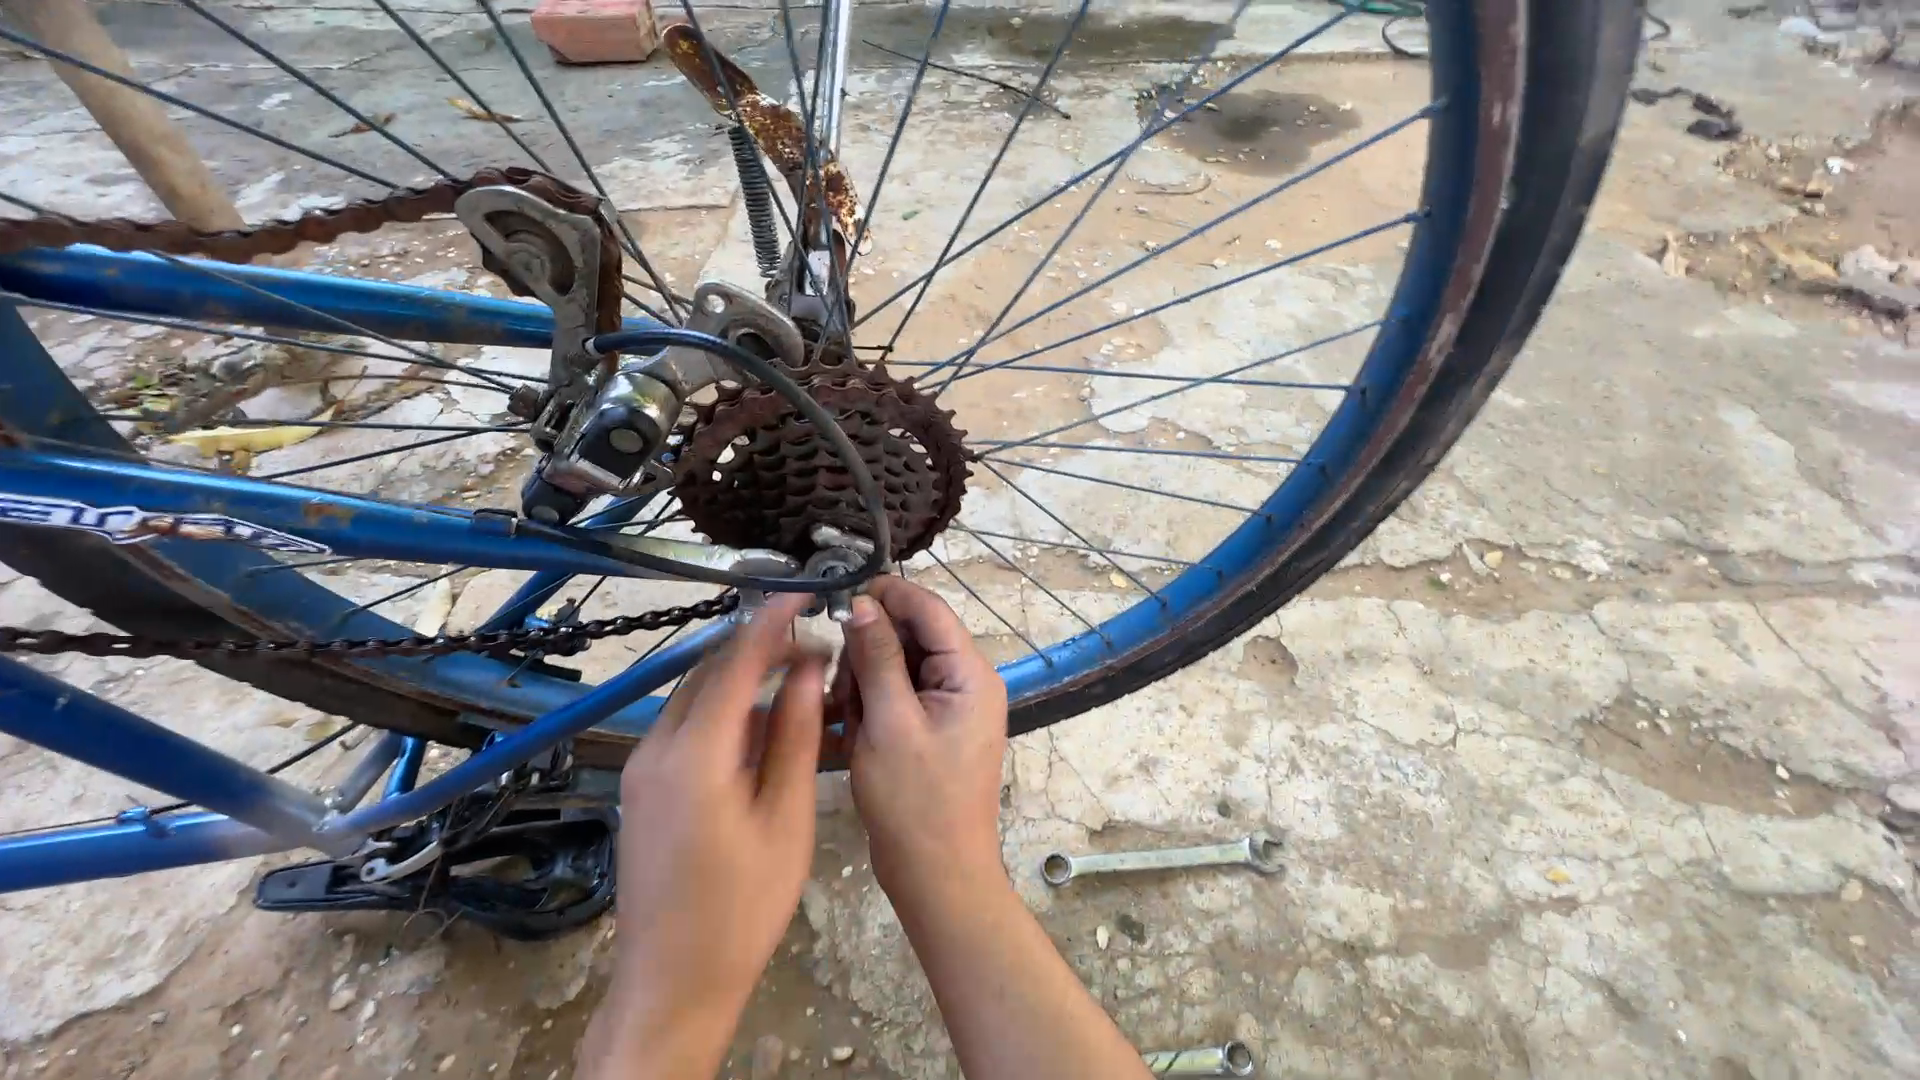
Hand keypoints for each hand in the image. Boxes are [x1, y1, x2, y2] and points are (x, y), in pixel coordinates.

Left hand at [582, 593, 824, 1079]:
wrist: (673, 980)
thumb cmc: (743, 906)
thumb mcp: (785, 818)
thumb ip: (793, 736)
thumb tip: (807, 670)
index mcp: (694, 754)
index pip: (734, 664)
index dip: (769, 623)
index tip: (801, 593)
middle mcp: (656, 749)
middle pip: (708, 674)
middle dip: (757, 648)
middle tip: (809, 640)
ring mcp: (642, 769)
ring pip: (694, 699)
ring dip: (740, 680)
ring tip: (792, 677)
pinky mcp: (641, 788)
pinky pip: (684, 728)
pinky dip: (722, 712)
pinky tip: (758, 726)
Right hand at [830, 576, 1008, 906]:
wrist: (936, 874)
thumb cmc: (915, 801)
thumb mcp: (889, 722)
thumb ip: (877, 657)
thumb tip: (863, 602)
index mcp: (970, 674)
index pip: (930, 610)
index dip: (888, 595)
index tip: (841, 595)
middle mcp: (966, 682)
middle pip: (911, 636)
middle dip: (870, 653)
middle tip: (841, 689)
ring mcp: (949, 706)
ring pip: (898, 665)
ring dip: (865, 683)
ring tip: (847, 720)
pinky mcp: (931, 727)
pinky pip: (897, 695)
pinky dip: (871, 706)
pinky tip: (852, 733)